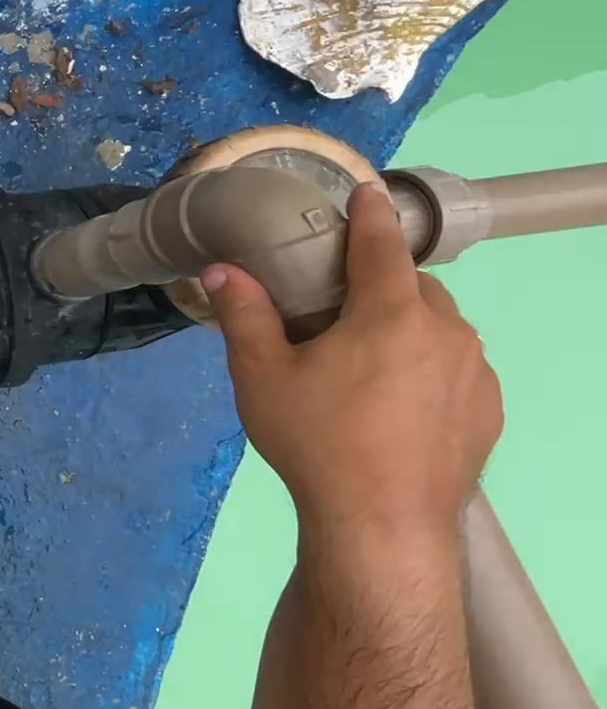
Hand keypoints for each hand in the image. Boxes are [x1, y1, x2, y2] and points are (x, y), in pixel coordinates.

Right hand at [203, 183, 501, 541]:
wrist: (381, 517)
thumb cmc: (313, 436)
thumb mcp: (259, 374)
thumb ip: (244, 315)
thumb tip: (220, 270)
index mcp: (390, 316)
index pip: (383, 249)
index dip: (372, 217)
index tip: (368, 191)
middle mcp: (447, 334)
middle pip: (414, 289)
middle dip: (379, 284)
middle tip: (332, 306)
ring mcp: (476, 373)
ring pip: (438, 328)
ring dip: (401, 326)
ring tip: (356, 359)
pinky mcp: (487, 409)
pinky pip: (453, 367)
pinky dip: (423, 364)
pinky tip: (386, 400)